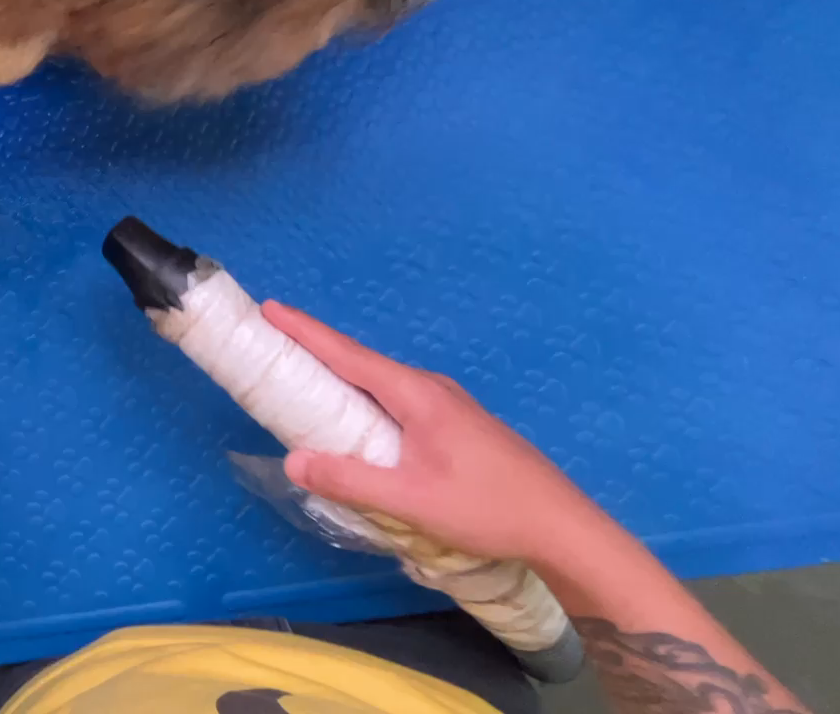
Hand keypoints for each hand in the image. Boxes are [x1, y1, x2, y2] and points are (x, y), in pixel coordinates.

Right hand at [266, 301, 611, 565]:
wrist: (569, 532)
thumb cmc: (490, 509)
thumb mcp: (413, 501)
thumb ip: (350, 481)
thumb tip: (291, 462)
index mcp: (416, 394)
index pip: (347, 353)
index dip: (305, 329)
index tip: (269, 307)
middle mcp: (429, 387)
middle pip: (360, 360)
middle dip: (314, 346)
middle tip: (272, 341)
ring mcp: (446, 402)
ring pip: (379, 379)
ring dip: (339, 371)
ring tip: (303, 375)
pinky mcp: (455, 421)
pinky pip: (395, 394)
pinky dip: (362, 391)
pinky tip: (356, 413)